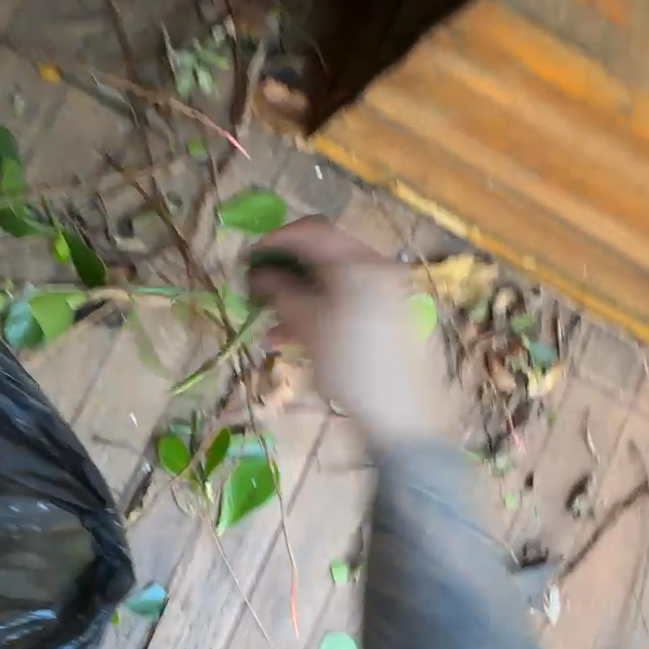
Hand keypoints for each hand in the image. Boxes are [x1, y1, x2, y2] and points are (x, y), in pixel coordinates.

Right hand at [245, 216, 451, 444]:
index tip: (247, 260)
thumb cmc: (353, 367)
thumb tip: (259, 273)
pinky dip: (313, 314)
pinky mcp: (382, 319)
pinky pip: (340, 305)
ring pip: (328, 285)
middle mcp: (377, 271)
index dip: (276, 241)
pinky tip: (286, 339)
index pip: (314, 232)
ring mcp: (383, 295)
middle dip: (283, 272)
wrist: (402, 416)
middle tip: (254, 290)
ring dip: (294, 297)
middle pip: (321, 257)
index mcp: (363, 264)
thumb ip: (282, 293)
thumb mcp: (310, 327)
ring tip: (267, 323)